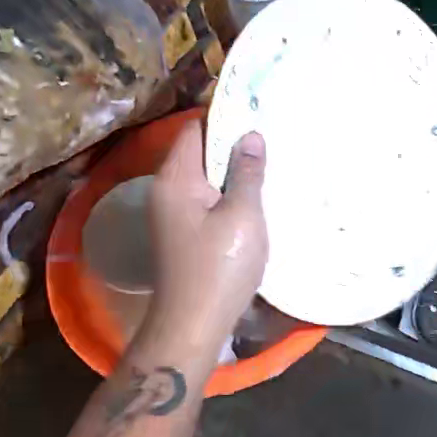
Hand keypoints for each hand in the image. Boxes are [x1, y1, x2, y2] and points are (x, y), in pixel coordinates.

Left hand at [142, 123, 266, 349]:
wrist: (192, 324)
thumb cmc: (220, 267)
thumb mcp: (243, 216)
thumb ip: (247, 173)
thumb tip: (251, 136)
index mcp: (176, 179)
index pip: (194, 129)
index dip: (224, 117)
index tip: (257, 112)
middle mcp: (166, 190)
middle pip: (198, 152)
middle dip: (231, 144)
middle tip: (271, 139)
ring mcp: (171, 214)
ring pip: (203, 179)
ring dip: (231, 172)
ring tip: (268, 166)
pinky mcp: (181, 234)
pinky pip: (204, 200)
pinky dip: (226, 195)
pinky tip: (253, 201)